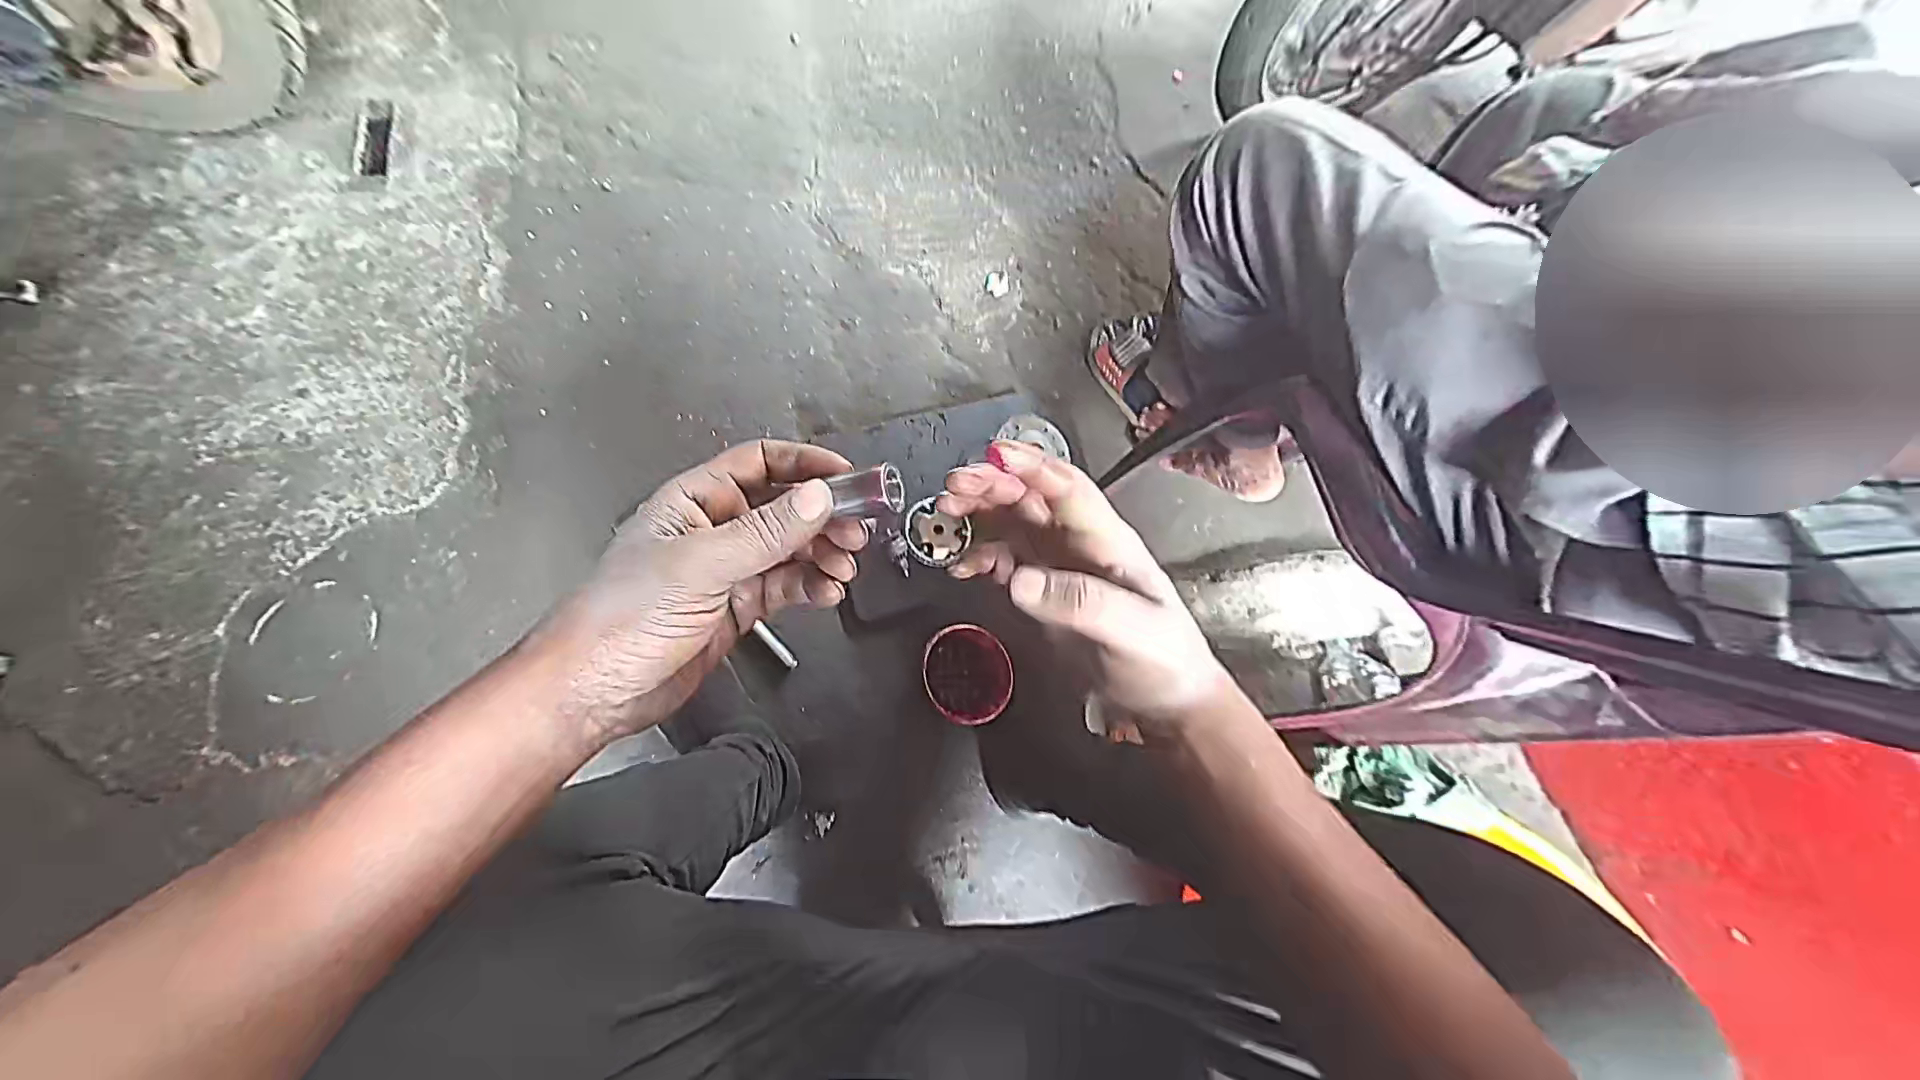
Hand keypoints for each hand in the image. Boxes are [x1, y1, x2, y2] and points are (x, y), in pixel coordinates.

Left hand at [531, 440, 867, 743]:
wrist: (595, 692)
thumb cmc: (620, 619)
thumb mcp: (701, 564)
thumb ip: (765, 531)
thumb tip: (818, 498)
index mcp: (694, 501)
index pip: (760, 464)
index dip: (805, 464)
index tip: (845, 476)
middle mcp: (714, 530)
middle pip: (783, 508)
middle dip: (823, 517)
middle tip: (854, 531)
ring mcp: (728, 570)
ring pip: (790, 549)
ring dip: (822, 555)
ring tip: (842, 567)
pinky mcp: (737, 607)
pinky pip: (786, 587)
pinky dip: (811, 587)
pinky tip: (825, 593)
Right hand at [936, 440, 1235, 736]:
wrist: (1164, 701)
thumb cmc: (1163, 660)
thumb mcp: (1130, 629)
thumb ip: (1077, 602)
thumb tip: (1020, 581)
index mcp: (1108, 542)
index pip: (1066, 490)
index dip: (1031, 467)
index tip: (996, 456)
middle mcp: (1079, 547)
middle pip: (1030, 500)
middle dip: (992, 485)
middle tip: (955, 485)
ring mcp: (1059, 569)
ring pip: (1012, 524)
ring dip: (980, 514)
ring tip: (949, 512)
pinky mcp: (1044, 593)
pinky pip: (1004, 562)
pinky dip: (979, 556)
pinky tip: (962, 563)